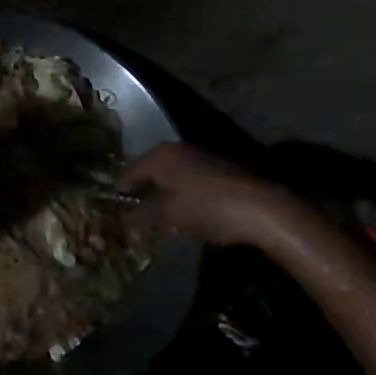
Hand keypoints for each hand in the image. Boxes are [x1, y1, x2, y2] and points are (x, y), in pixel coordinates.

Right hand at [119, 142, 289, 245]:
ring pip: (168, 179)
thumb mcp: (168, 216)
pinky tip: (184, 218)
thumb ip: (139, 218)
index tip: (114, 218)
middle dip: (141, 198)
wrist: (262, 208)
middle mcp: (175, 149)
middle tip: (135, 223)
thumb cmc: (207, 208)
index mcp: (159, 155)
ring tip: (158, 224)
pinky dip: (180, 198)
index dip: (119, 197)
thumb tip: (119, 225)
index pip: (127, 174)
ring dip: (161, 199)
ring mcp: (198, 157)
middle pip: (148, 175)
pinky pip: (186, 182)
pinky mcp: (215, 169)